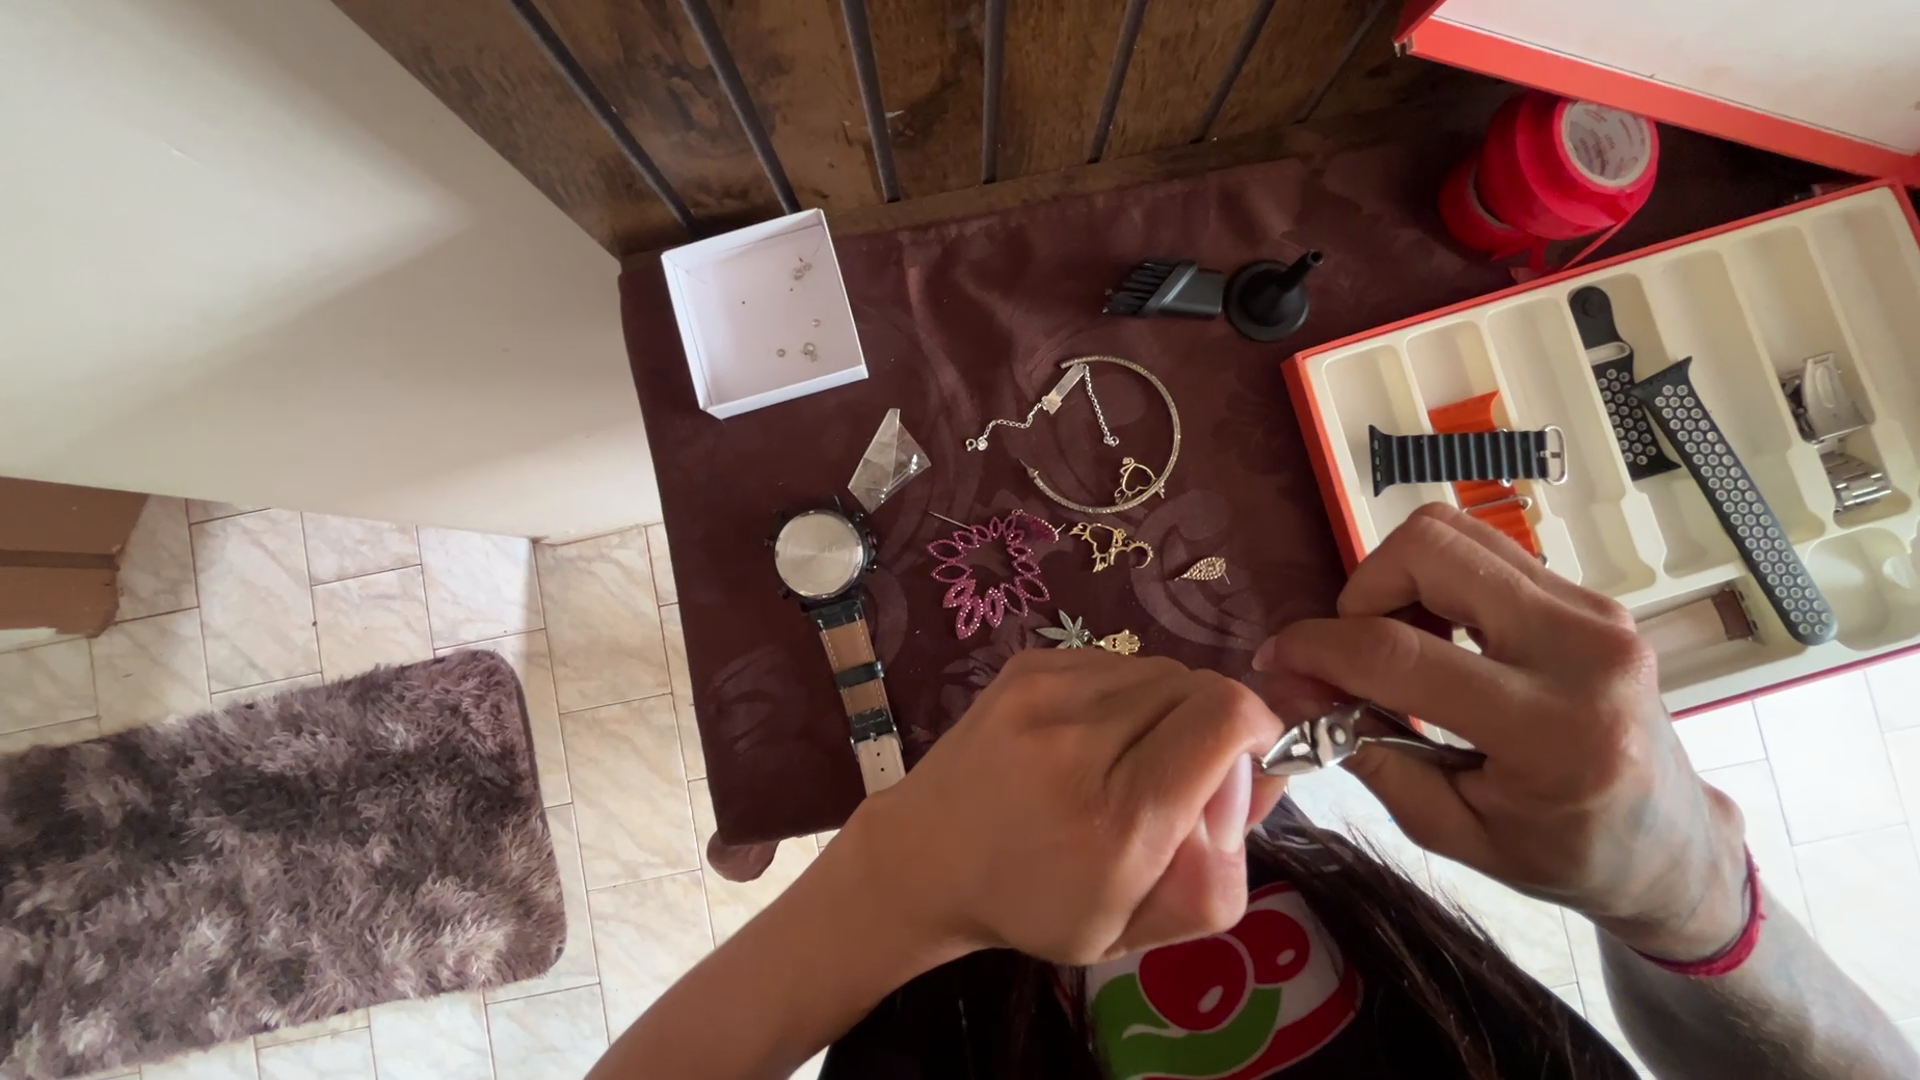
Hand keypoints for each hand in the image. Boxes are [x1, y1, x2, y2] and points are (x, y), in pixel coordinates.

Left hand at [838, 648, 1287, 965]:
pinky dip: (1127, 695)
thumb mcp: (1137, 930)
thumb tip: (1251, 781)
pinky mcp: (1027, 663)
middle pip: (1201, 685)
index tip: (1242, 775)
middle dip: (1216, 730)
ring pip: (1161, 669)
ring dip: (1169, 710)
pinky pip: (1117, 661)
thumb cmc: (1034, 903)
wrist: (925, 854)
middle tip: (1183, 779)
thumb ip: (1219, 873)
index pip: (1226, 715)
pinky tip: (1091, 736)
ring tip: (1128, 759)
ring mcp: (1046, 686)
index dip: (1260, 735)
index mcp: (1118, 813)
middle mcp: (1080, 732)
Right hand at [1255, 504, 1748, 960]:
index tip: (1276, 659)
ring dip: (1393, 580)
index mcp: (1554, 731)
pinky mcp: (1586, 595)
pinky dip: (1428, 581)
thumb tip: (1288, 685)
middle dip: (1361, 591)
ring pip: (1451, 533)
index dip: (1316, 647)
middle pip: (1429, 550)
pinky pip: (1477, 550)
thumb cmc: (1557, 852)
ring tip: (1395, 643)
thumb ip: (1363, 751)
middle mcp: (1583, 649)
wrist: (1669, 842)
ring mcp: (1593, 610)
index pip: (1399, 653)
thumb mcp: (1446, 828)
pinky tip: (1433, 636)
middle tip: (1355, 651)